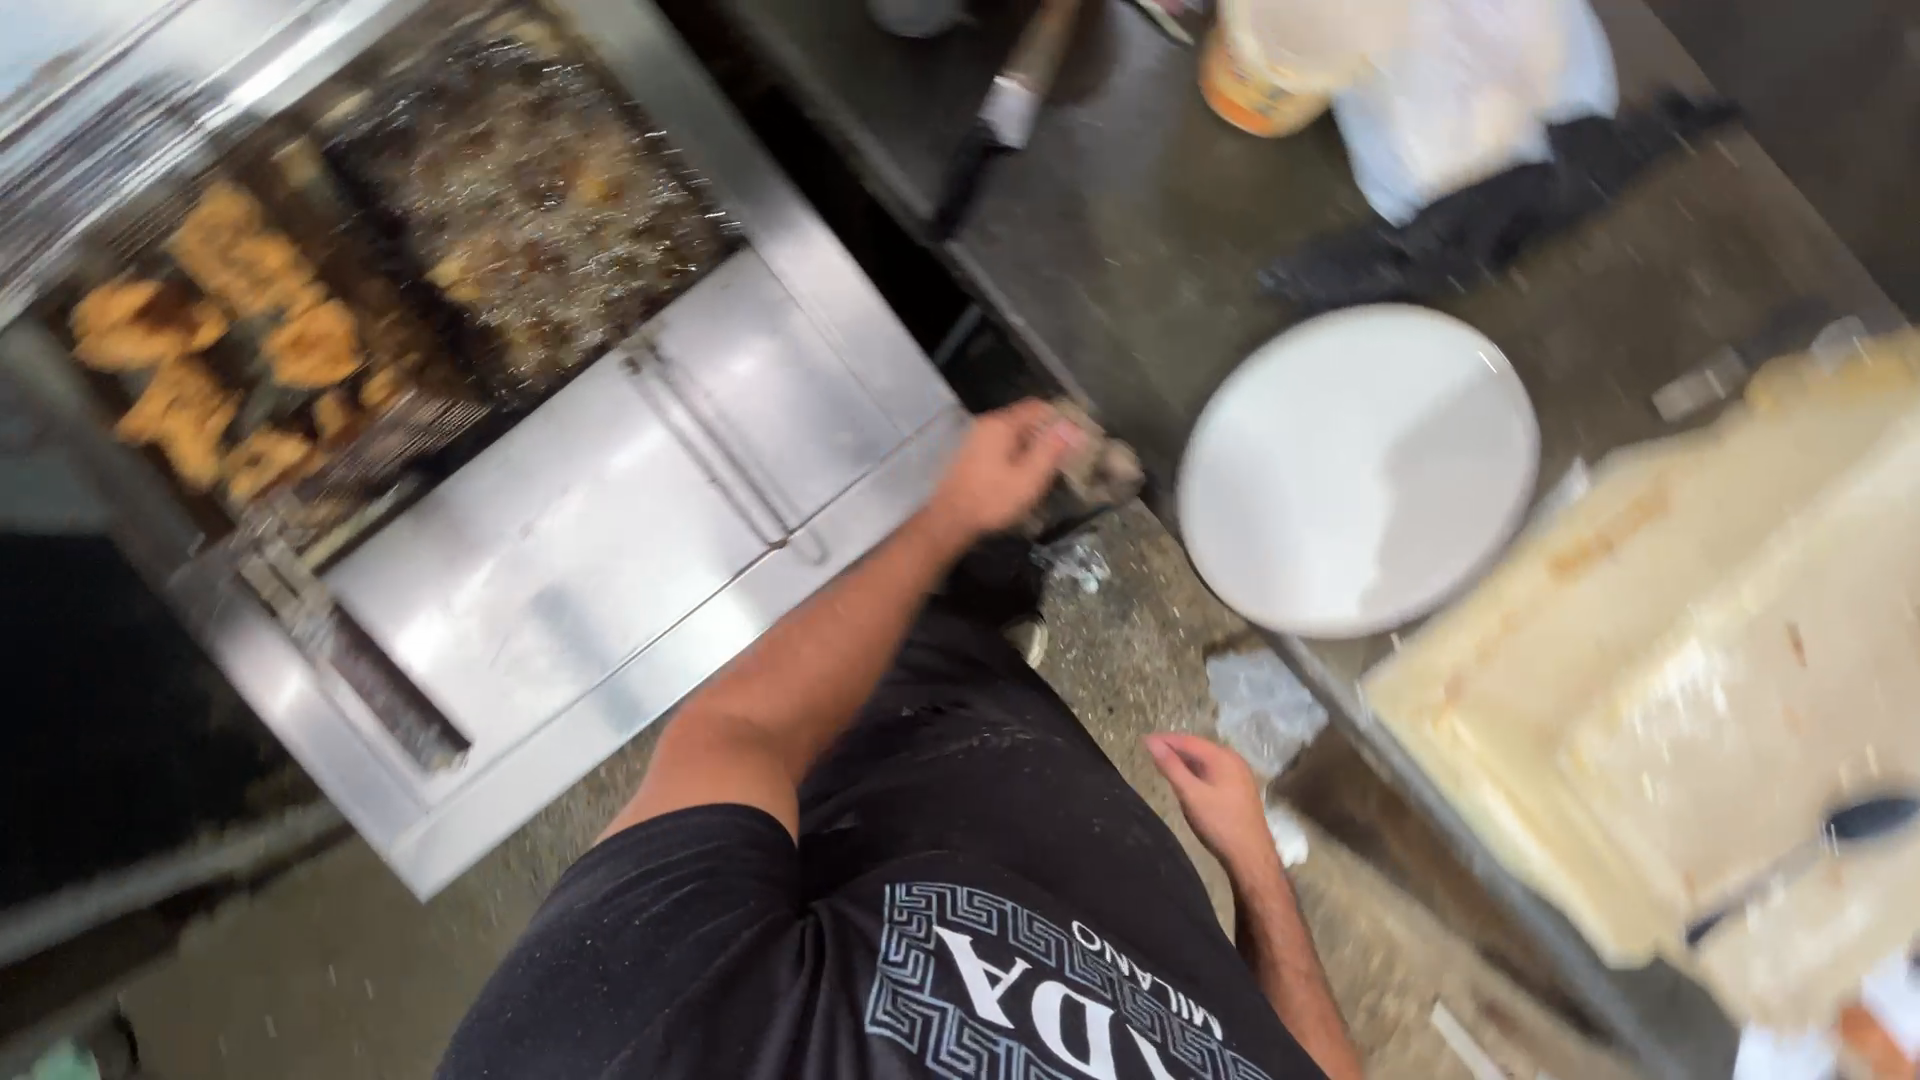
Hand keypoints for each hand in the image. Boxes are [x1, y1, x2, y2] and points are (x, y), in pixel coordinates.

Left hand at [922, 400, 1081, 546]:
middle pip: (1025, 420)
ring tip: (1046, 471)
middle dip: (1046, 435)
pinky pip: (1002, 446)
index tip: (1075, 438)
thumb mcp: (1029, 477)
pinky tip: (1022, 476)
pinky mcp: (971, 454)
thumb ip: (1052, 450)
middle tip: (1064, 459)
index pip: (1038, 407)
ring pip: (1014, 434)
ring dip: (1032, 447)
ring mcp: (976, 438)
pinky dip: (1016, 455)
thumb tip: (1073, 427)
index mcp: (1002, 424)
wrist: (950, 520)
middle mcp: (987, 424)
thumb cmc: (992, 499)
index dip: (1060, 419)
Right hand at [1146, 733, 1277, 874]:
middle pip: (1198, 748)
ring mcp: (1239, 774)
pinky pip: (1213, 771)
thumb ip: (1170, 766)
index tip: (1143, 741)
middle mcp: (1233, 760)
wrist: (1251, 856)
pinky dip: (1196, 771)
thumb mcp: (1190, 794)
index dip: (1164, 740)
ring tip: (1164, 765)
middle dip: (1174, 748)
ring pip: (1206, 760)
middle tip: (1151, 753)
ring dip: (1185, 761)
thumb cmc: (1219, 823)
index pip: (1187, 740)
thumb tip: (1151, 741)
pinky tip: (1187, 780)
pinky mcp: (1240, 788)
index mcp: (1222, 757)